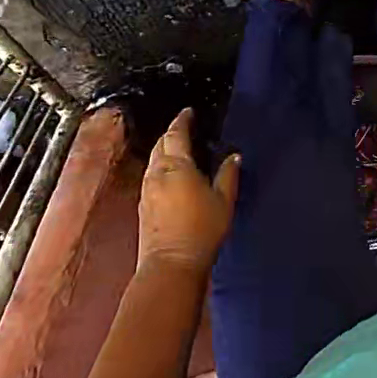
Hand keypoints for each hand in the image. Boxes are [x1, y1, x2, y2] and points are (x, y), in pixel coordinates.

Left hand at [137, 109, 237, 275]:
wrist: (171, 265)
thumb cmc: (201, 231)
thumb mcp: (224, 201)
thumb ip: (228, 174)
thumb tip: (234, 157)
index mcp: (177, 165)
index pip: (176, 133)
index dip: (182, 120)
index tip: (188, 112)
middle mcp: (157, 173)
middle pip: (161, 144)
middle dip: (171, 133)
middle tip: (185, 129)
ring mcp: (147, 189)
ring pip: (153, 160)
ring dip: (165, 150)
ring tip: (180, 151)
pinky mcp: (143, 205)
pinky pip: (151, 176)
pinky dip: (161, 168)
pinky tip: (171, 177)